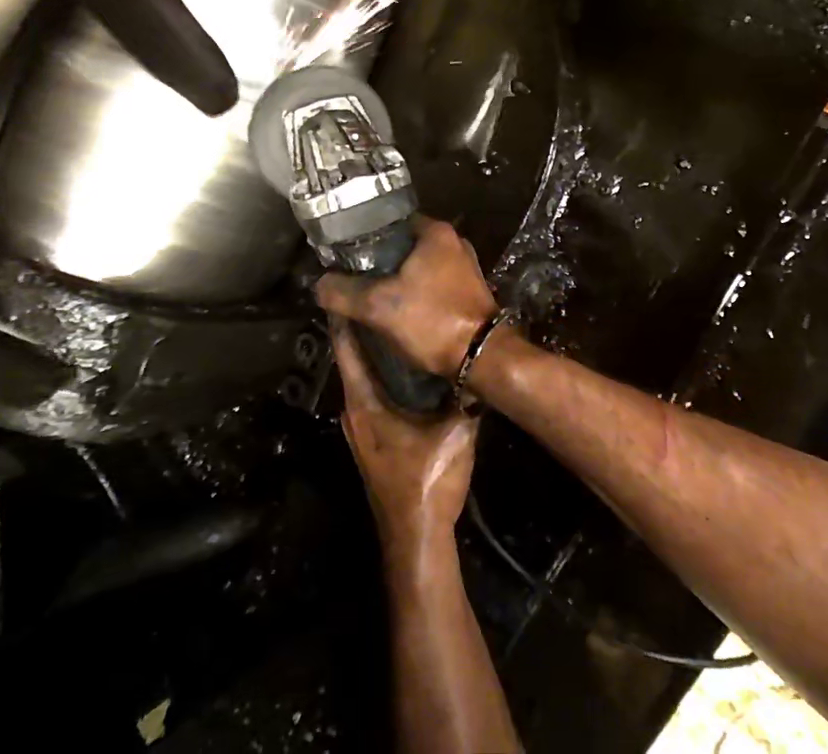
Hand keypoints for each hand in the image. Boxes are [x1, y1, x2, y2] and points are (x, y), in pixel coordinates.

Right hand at [316, 217, 496, 377]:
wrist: (481, 356)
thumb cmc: (431, 321)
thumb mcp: (377, 306)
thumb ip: (342, 291)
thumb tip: (319, 284)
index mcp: (436, 232)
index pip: (389, 223)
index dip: (362, 238)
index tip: (341, 256)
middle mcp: (454, 243)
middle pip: (403, 246)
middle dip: (378, 263)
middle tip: (351, 279)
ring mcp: (464, 267)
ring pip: (417, 267)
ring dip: (395, 281)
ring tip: (368, 296)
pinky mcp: (468, 291)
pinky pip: (431, 284)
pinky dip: (414, 293)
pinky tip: (396, 310)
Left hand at [334, 319, 478, 548]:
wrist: (416, 534)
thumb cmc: (428, 478)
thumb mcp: (455, 431)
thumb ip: (465, 396)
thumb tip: (480, 363)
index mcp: (364, 404)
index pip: (348, 351)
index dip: (347, 321)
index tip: (350, 293)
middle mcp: (354, 413)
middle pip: (355, 363)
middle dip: (368, 334)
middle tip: (388, 304)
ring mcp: (361, 432)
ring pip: (365, 383)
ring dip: (378, 359)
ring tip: (401, 332)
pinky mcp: (372, 445)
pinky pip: (374, 399)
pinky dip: (385, 381)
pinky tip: (409, 374)